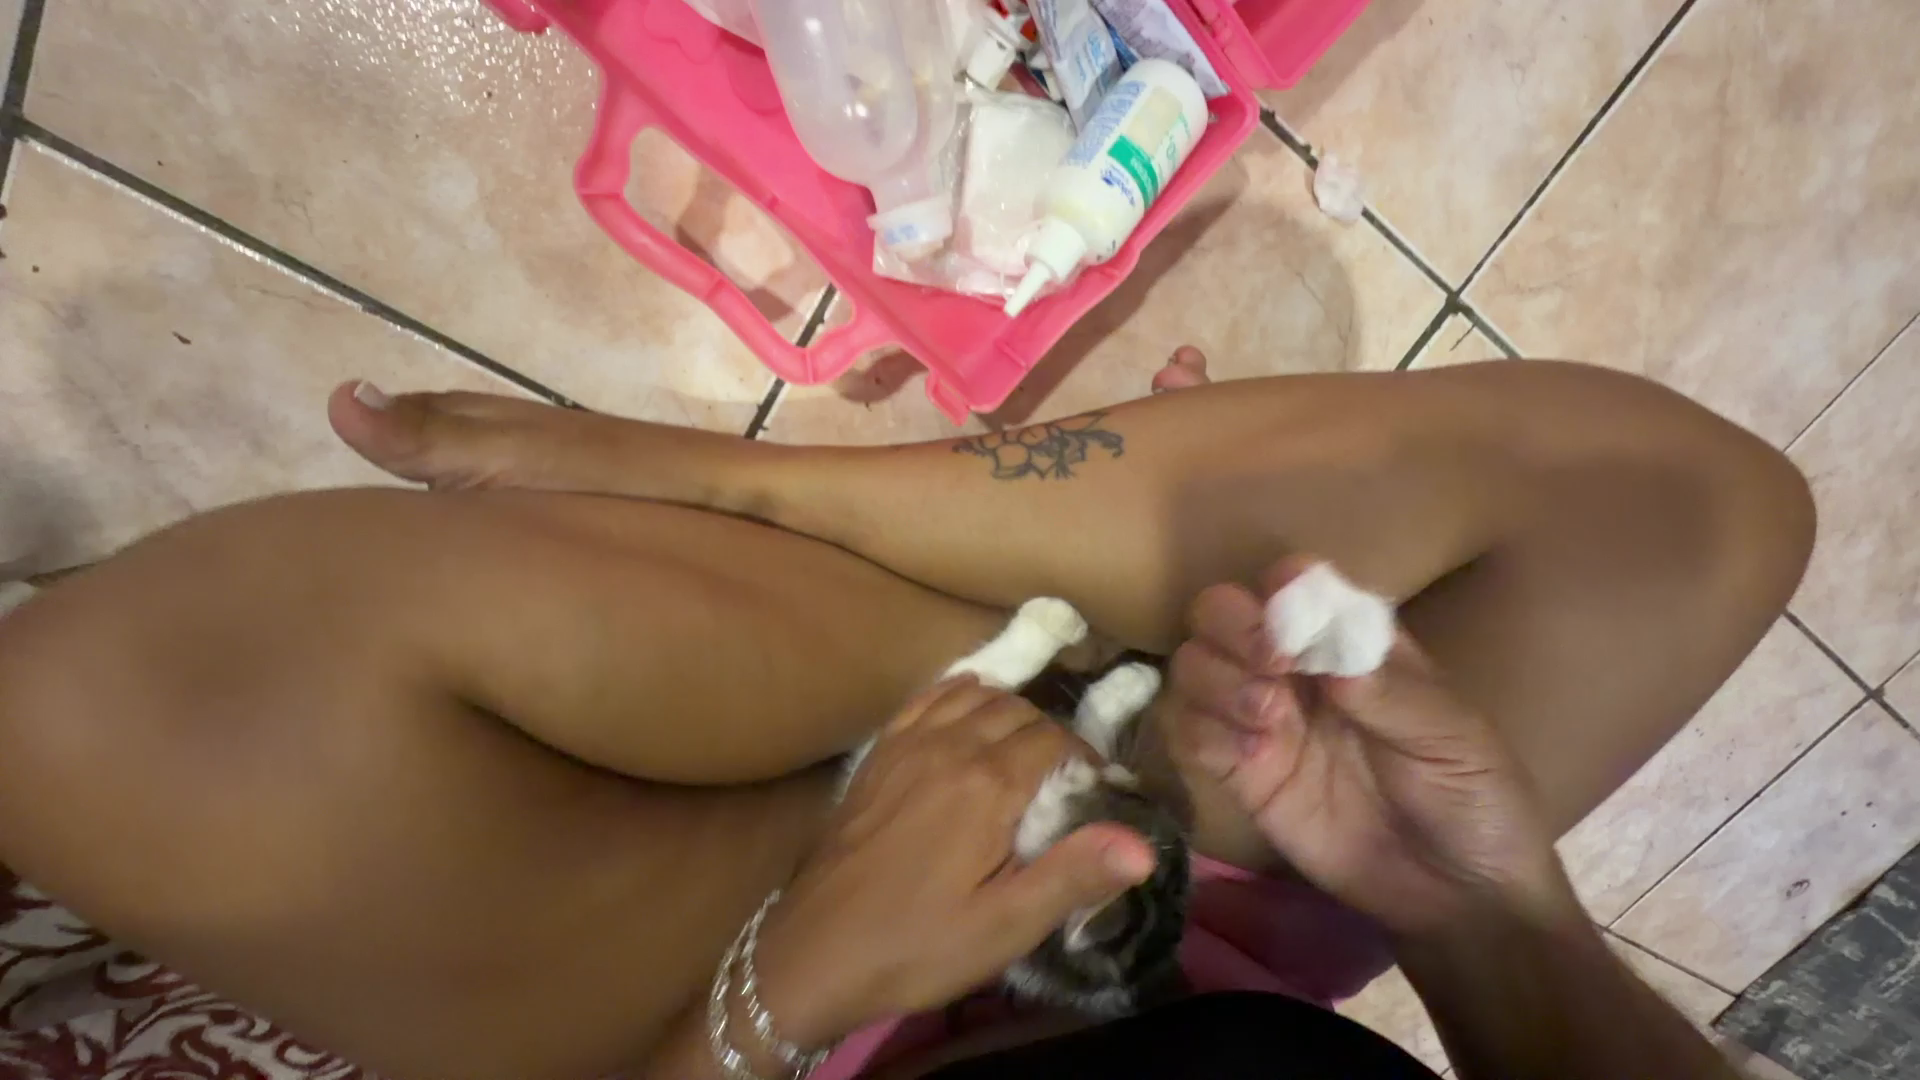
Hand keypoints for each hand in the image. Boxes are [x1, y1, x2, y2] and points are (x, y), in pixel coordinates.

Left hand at [750, 677, 1156, 1046]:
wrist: (816, 948)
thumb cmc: (918, 943)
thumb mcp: (1004, 926)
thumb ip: (1073, 875)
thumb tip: (1143, 843)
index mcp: (988, 785)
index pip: (1054, 739)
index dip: (1083, 756)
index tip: (1093, 786)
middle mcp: (951, 746)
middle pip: (1018, 711)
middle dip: (1049, 733)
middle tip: (1061, 775)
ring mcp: (909, 742)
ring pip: (976, 696)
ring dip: (1007, 711)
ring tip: (1021, 746)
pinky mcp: (880, 750)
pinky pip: (927, 697)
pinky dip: (958, 693)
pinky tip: (968, 707)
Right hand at [1167, 558, 1576, 936]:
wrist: (1455, 897)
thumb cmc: (1473, 797)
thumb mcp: (1455, 739)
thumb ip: (1395, 695)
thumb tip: (1333, 663)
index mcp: (1347, 642)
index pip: (1293, 585)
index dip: (1282, 589)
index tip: (1291, 622)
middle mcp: (1290, 668)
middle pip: (1220, 612)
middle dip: (1233, 627)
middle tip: (1272, 665)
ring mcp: (1257, 717)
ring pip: (1192, 664)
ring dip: (1216, 680)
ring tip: (1268, 720)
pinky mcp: (1236, 770)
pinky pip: (1187, 731)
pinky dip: (1204, 733)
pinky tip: (1251, 759)